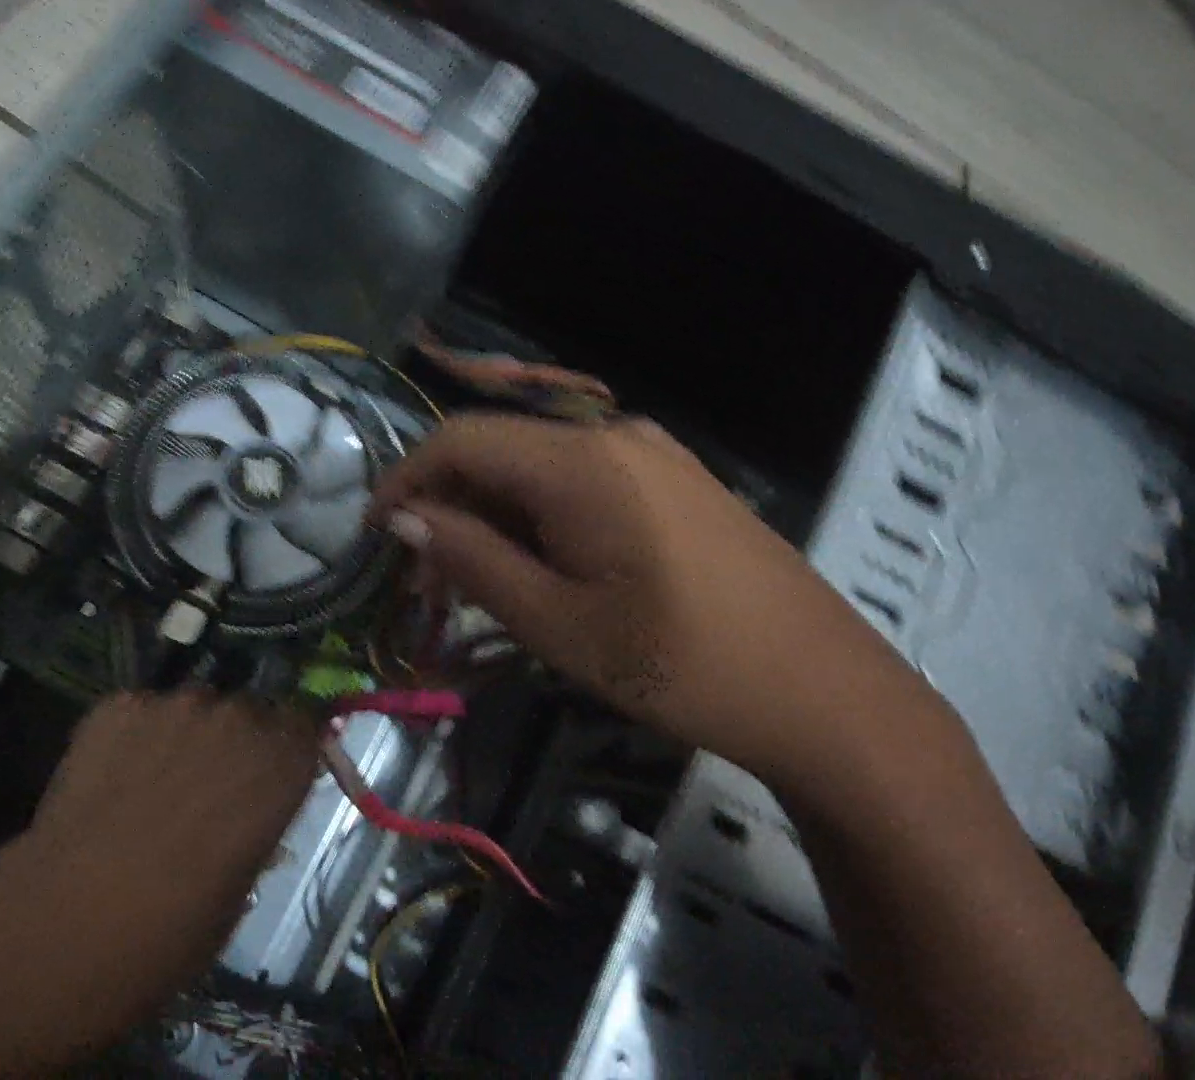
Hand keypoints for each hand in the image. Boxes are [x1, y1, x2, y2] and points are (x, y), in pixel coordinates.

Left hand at [0, 691, 320, 1063]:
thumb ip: (252, 833)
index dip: (287, 747)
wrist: (66, 920)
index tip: (272, 772)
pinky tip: (109, 778)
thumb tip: (241, 820)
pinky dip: (132, 735)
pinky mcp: (115, 707)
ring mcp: (172, 706)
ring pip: (192, 707)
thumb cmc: (170, 930)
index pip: (305, 725)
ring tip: (149, 783)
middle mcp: (235, 720)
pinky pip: (138, 712)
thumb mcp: (237, 891)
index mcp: (280, 765)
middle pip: (248, 712)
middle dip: (234, 742)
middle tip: (206, 787)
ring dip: (183, 735)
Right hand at [371, 414, 923, 785]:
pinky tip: (539, 567)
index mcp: (582, 461)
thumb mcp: (556, 622)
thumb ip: (473, 558)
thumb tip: (407, 517)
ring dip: (493, 514)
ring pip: (540, 468)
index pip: (461, 440)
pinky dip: (540, 517)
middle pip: (501, 449)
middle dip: (449, 504)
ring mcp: (654, 454)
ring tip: (476, 582)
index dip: (405, 479)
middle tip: (424, 577)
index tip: (374, 534)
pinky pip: (583, 481)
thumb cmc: (677, 664)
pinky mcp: (676, 481)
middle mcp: (616, 435)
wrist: (820, 690)